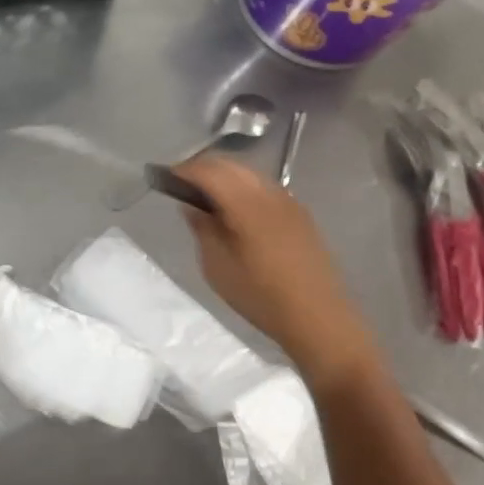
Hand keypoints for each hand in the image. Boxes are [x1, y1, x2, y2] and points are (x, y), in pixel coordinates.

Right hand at [175, 157, 380, 390]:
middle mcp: (270, 194)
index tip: (164, 178)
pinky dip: (243, 186)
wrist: (320, 319)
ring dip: (224, 176)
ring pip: (249, 173)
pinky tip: (235, 208)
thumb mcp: (218, 268)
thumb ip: (203, 229)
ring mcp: (289, 202)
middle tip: (181, 185)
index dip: (184, 170)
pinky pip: (264, 187)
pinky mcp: (300, 214)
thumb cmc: (262, 297)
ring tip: (205, 196)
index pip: (209, 171)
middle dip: (202, 168)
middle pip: (231, 165)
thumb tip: (192, 205)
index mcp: (247, 204)